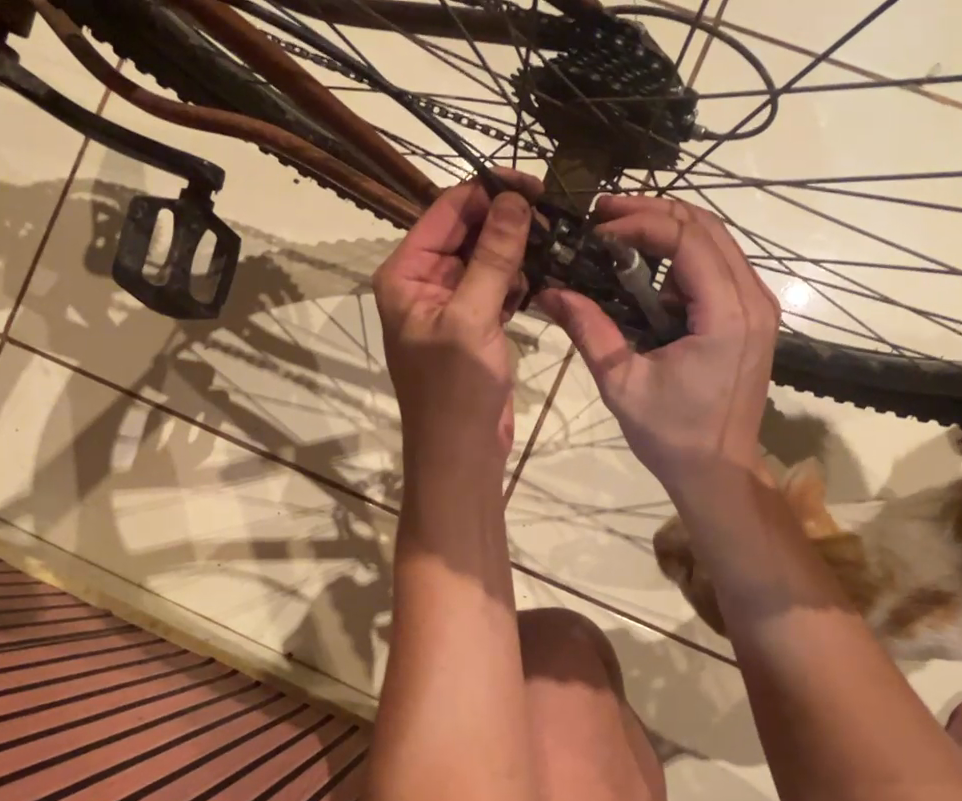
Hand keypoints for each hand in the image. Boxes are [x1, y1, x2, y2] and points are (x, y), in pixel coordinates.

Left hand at [373, 173, 540, 460]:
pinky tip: (544, 278)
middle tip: (554, 216)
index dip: (488, 193)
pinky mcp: (474, 326)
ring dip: (517, 251)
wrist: (461, 453)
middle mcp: (422, 282)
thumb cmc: (455, 389)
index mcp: (405, 274)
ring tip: (556, 244)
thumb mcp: (471, 318)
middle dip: (507, 222)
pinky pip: (496, 287)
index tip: (536, 185)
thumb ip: (492, 257)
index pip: (446, 212)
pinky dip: (518, 280)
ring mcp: (449, 305)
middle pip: (467, 231)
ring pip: (485, 258)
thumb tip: (514, 199)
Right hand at [537, 196, 778, 488]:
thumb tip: (550, 291)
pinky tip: (648, 273)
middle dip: (653, 213)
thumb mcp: (622, 383)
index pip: (686, 238)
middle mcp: (752, 300)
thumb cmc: (671, 435)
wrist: (718, 472)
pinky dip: (684, 259)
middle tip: (604, 216)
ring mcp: (759, 307)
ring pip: (717, 242)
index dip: (639, 223)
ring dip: (669, 233)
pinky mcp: (753, 318)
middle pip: (707, 227)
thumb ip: (589, 330)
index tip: (597, 231)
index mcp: (726, 315)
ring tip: (620, 240)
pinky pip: (720, 267)